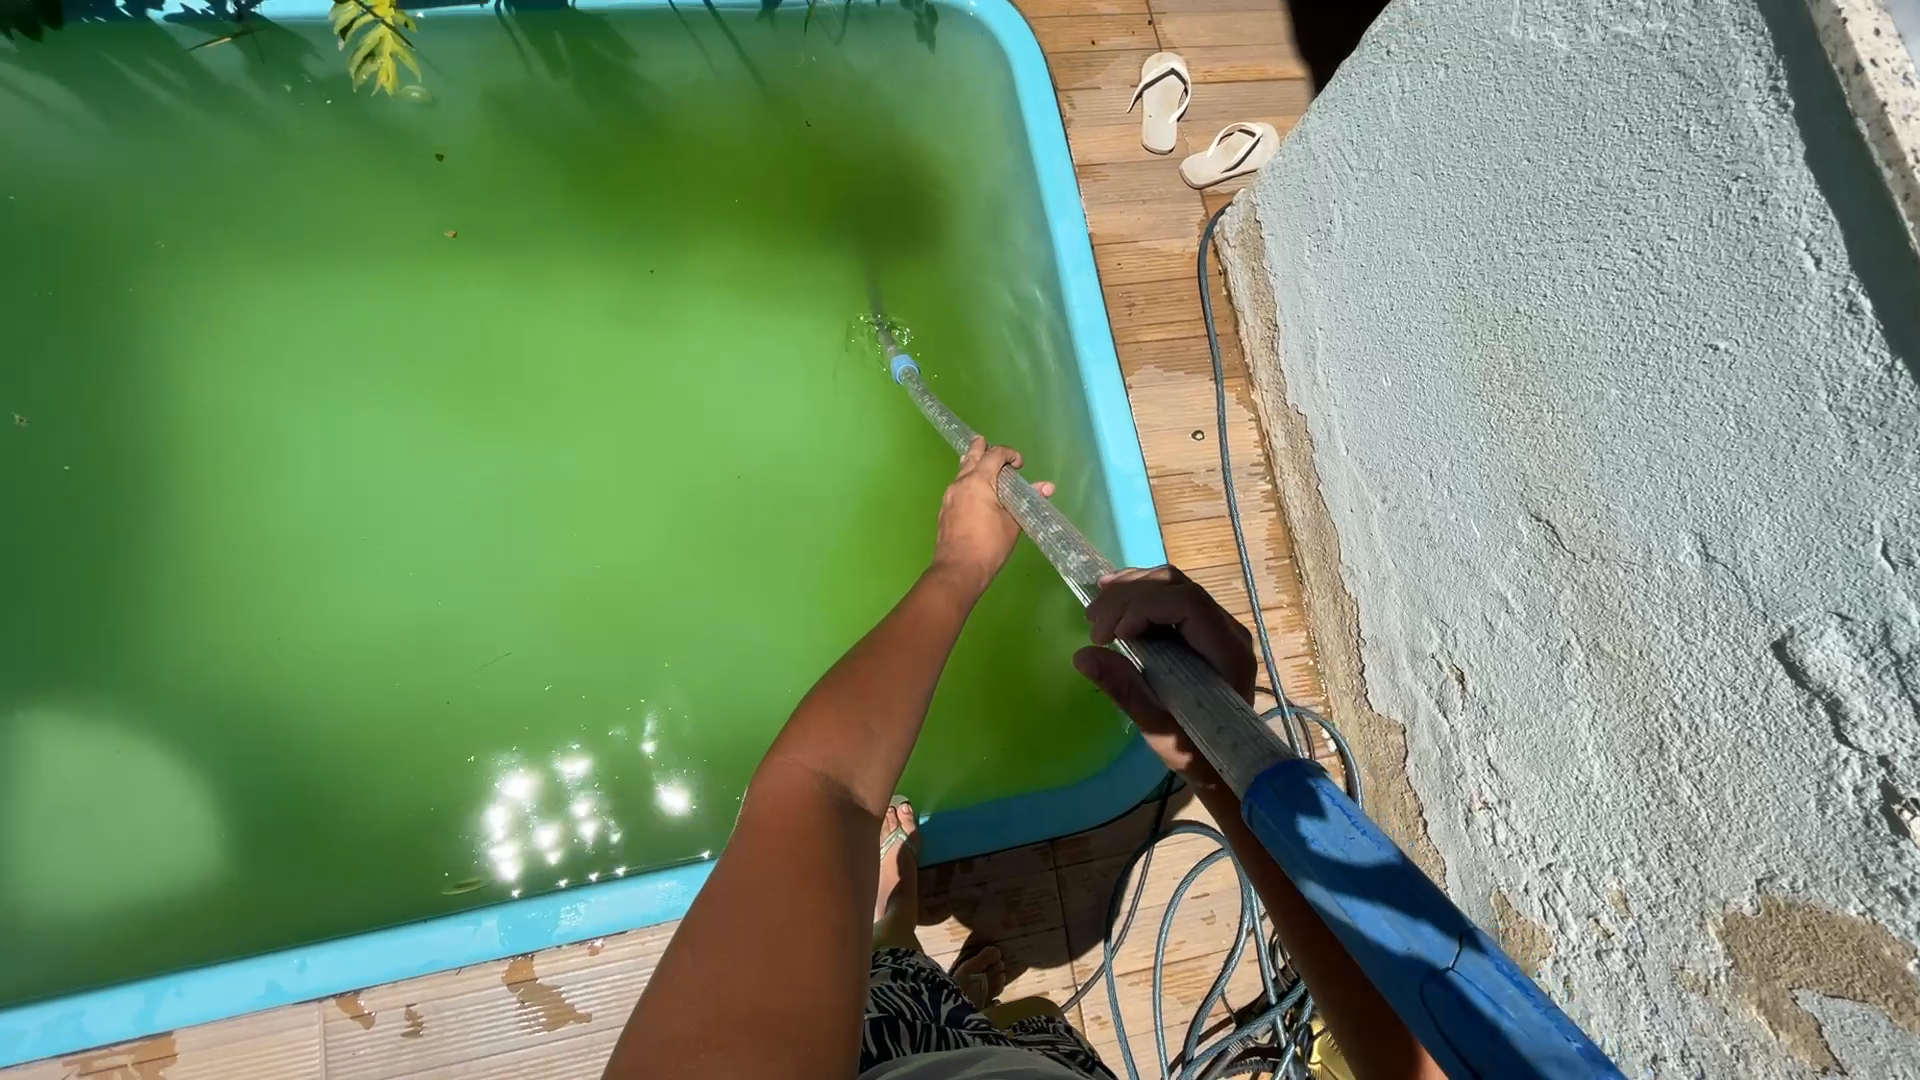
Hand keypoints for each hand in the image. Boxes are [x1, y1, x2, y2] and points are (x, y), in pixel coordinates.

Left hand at [930, 437, 1052, 593]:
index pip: (994, 455)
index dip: (1009, 454)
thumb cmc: (989, 546)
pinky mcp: (945, 510)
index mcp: (978, 481)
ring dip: (973, 464)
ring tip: (980, 462)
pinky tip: (975, 491)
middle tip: (985, 441)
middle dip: (981, 448)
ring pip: (962, 471)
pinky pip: (958, 486)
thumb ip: (1027, 501)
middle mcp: (960, 483)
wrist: (958, 570)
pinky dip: (967, 481)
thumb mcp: (1013, 523)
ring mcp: (949, 496)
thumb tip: (1047, 487)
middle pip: (971, 456)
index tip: (1019, 464)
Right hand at [1071, 566, 1254, 792]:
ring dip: (1128, 590)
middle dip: (1127, 598)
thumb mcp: (1158, 728)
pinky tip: (1109, 596)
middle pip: (1174, 586)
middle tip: (1092, 624)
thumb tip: (1083, 655)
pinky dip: (1136, 592)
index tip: (1111, 635)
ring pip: (1170, 583)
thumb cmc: (1197, 751)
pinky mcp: (1200, 626)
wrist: (1225, 762)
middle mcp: (1227, 629)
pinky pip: (1168, 593)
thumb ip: (1125, 690)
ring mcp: (1215, 624)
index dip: (1143, 608)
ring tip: (1094, 610)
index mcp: (1227, 653)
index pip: (1187, 603)